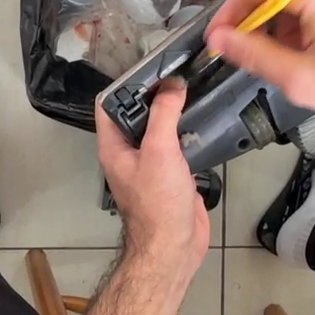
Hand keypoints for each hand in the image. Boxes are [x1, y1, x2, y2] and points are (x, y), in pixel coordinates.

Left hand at [95, 82, 209, 279]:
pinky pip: (178, 145)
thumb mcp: (158, 151)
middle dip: (155, 93)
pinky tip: (205, 117)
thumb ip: (163, 115)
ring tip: (194, 86)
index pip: (109, 103)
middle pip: (137, 113)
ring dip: (174, 111)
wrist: (174, 248)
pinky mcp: (173, 173)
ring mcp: (151, 163)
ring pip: (160, 128)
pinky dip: (189, 130)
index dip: (126, 83)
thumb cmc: (158, 204)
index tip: (151, 66)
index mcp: (113, 146)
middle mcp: (129, 152)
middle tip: (178, 71)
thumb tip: (172, 86)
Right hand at [205, 0, 314, 145]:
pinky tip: (314, 38)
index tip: (219, 37)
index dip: (229, 14)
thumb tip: (221, 41)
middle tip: (248, 48)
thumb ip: (254, 55)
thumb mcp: (305, 79)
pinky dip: (309, 4)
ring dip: (283, 11)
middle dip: (257, 14)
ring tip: (287, 51)